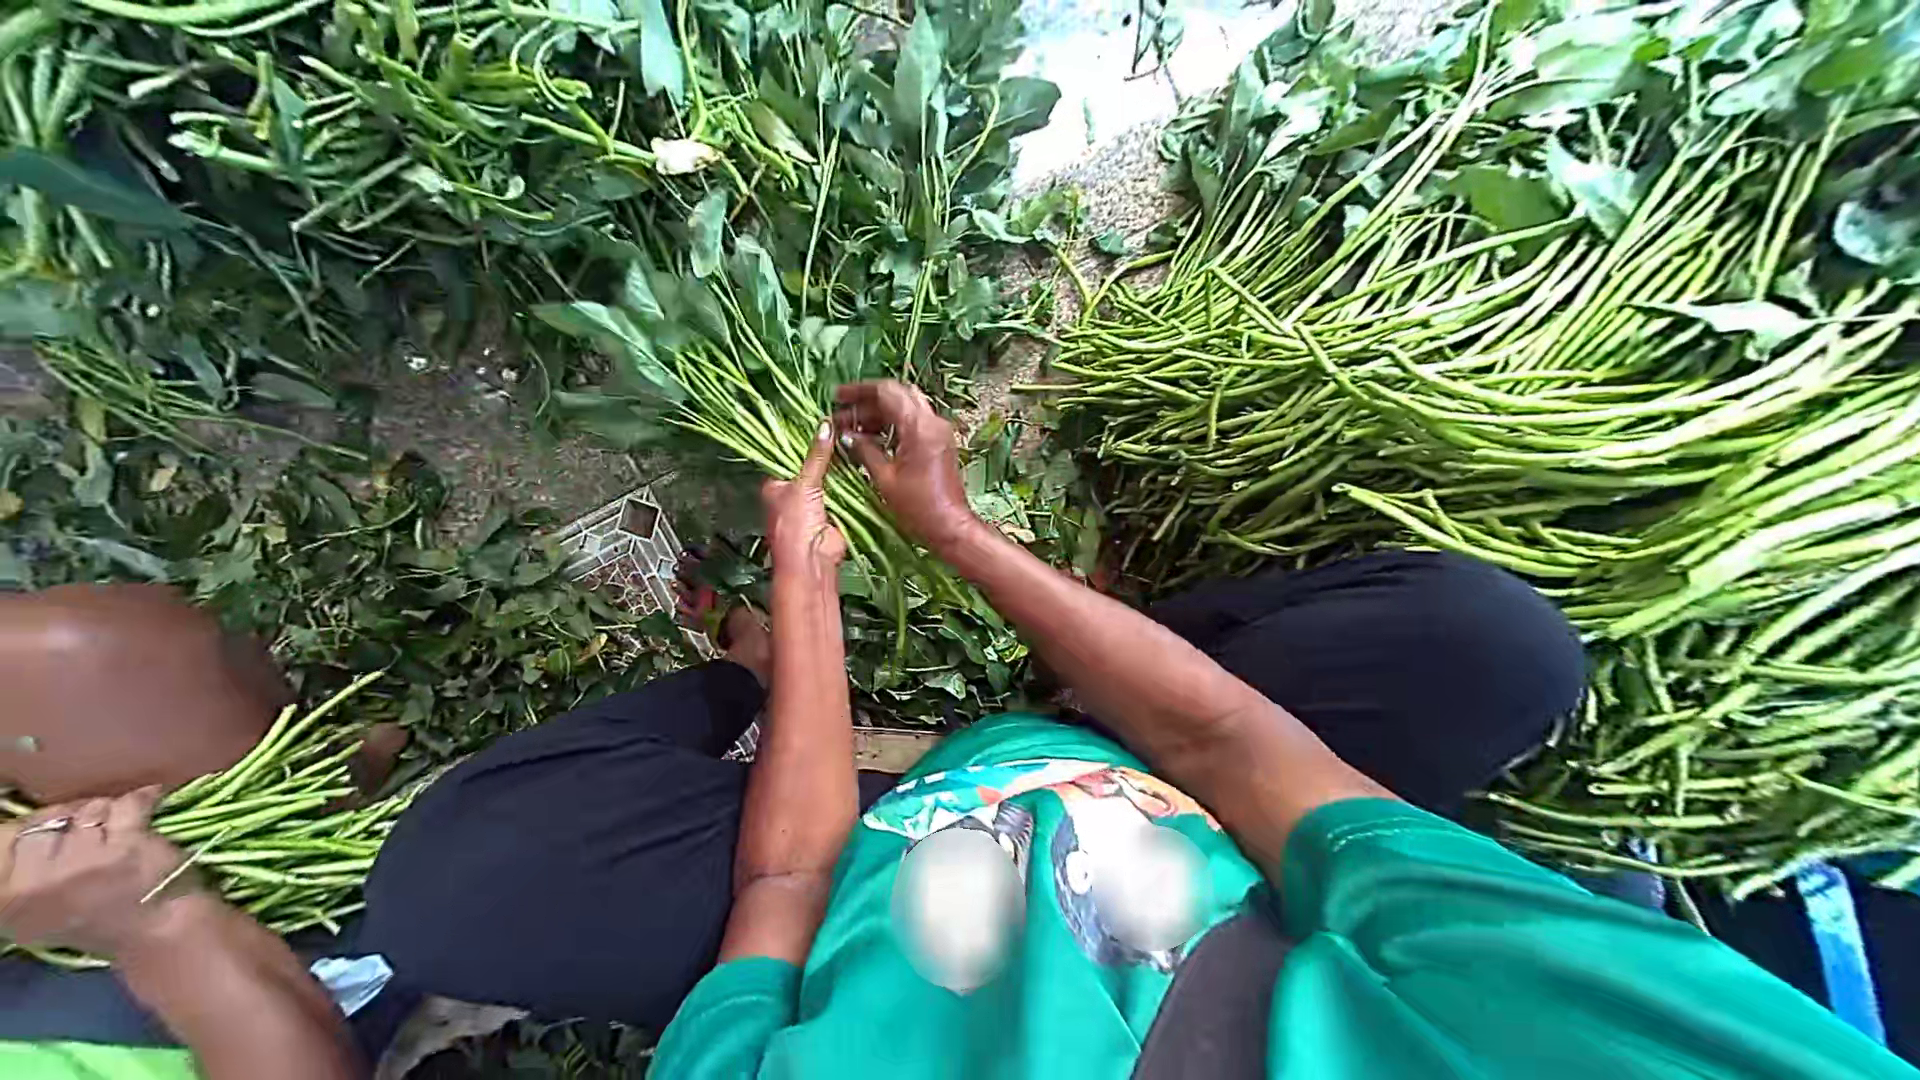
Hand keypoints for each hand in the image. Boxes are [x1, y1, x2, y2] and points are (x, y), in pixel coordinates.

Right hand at [0, 786, 201, 959]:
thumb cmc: (90, 920)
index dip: (33, 823)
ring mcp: (83, 860)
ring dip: (107, 807)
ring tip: (119, 817)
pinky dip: (144, 798)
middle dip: (71, 812)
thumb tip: (16, 833)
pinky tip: (149, 799)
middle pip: (46, 820)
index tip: (55, 825)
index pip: (4, 836)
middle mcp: (35, 878)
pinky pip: (128, 806)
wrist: (150, 926)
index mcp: (3, 894)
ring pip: (89, 810)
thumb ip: (13, 877)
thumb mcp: (24, 912)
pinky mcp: (128, 845)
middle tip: (92, 818)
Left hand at [763, 418, 845, 574]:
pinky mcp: (836, 511)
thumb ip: (817, 456)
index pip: (790, 455)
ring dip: (842, 468)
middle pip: (814, 466)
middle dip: (828, 454)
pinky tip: (862, 465)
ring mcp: (816, 502)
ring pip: (831, 478)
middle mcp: (794, 492)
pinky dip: (853, 482)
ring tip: (856, 442)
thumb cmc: (794, 525)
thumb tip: (825, 425)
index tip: (824, 422)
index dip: (806, 440)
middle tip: (844, 429)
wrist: (812, 560)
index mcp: (776, 484)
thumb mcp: (803, 484)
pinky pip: (846, 491)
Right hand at [833, 381, 980, 553]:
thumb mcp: (884, 478)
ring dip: (879, 413)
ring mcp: (939, 431)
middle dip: (868, 400)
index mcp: (919, 427)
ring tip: (853, 427)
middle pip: (897, 395)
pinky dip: (893, 425)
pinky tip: (872, 437)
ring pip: (905, 407)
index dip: (859, 391)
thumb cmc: (918, 507)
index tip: (837, 396)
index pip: (886, 392)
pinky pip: (914, 422)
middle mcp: (932, 422)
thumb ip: (864, 450)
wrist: (950, 525)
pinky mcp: (940, 442)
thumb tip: (846, 435)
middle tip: (844, 410)